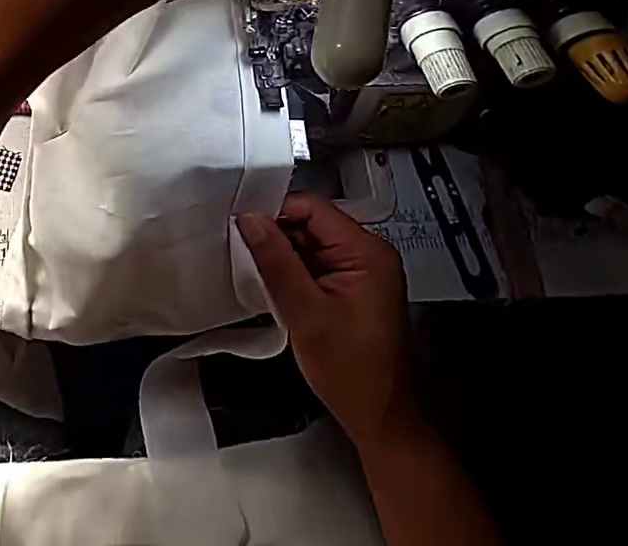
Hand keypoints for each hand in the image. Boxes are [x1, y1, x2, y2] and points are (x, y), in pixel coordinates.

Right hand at [239, 193, 421, 451]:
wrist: (382, 419)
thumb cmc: (356, 374)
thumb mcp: (307, 314)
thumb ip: (277, 262)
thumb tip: (252, 221)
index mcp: (367, 252)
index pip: (313, 208)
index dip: (276, 211)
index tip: (245, 222)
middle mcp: (368, 253)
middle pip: (310, 223)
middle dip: (277, 235)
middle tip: (246, 250)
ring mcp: (360, 269)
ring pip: (309, 242)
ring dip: (283, 255)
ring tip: (260, 273)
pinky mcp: (350, 285)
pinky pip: (314, 262)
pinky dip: (292, 271)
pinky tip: (277, 288)